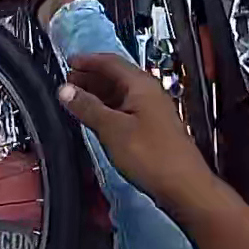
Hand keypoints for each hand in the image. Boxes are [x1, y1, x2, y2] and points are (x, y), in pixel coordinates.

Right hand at [57, 53, 218, 204]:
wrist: (184, 188)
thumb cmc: (149, 154)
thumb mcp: (112, 129)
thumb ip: (87, 107)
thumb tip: (64, 89)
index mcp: (141, 85)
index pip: (110, 62)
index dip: (87, 60)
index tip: (67, 62)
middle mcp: (148, 93)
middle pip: (115, 76)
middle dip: (90, 76)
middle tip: (66, 82)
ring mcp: (150, 111)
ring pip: (118, 93)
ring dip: (96, 93)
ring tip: (74, 98)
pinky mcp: (150, 128)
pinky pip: (123, 108)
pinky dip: (105, 108)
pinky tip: (93, 117)